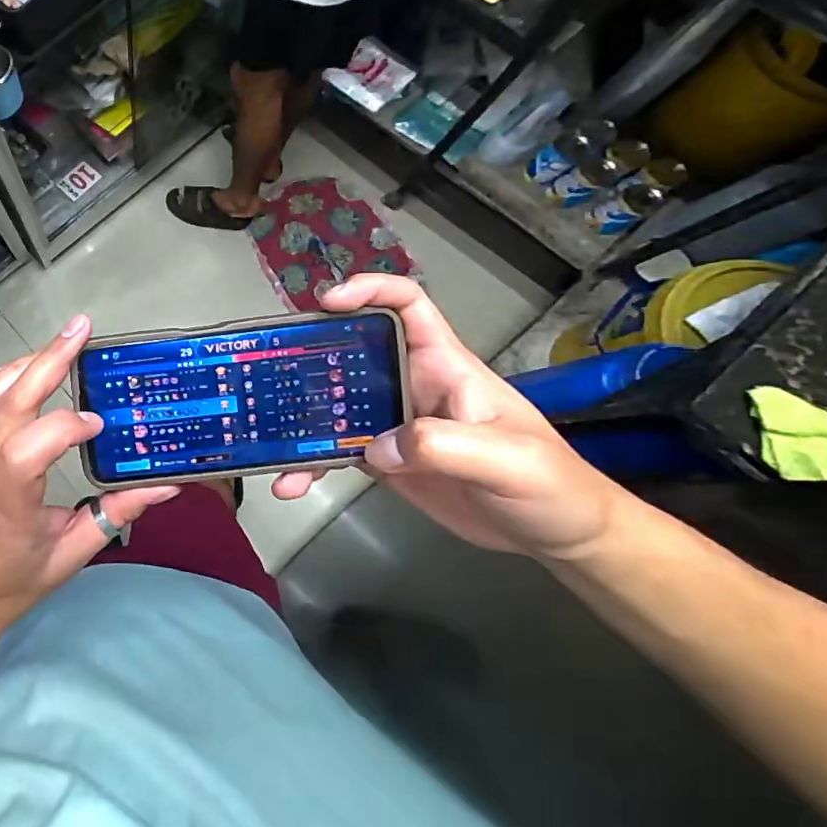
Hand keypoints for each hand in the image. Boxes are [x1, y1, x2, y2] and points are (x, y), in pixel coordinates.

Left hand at [0, 314, 180, 652]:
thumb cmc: (17, 579)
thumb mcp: (72, 556)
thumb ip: (116, 514)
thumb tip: (167, 484)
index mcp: (7, 512)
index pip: (23, 455)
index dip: (61, 429)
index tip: (99, 424)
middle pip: (5, 406)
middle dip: (46, 362)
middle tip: (81, 329)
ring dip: (26, 362)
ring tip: (63, 345)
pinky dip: (1, 374)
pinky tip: (27, 366)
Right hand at [274, 274, 626, 560]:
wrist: (555, 535)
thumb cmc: (549, 485)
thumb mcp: (509, 461)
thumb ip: (446, 445)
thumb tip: (376, 447)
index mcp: (443, 366)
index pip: (407, 305)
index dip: (370, 290)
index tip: (329, 301)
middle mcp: (411, 384)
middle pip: (352, 351)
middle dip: (310, 355)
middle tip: (270, 370)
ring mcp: (394, 421)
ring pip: (335, 405)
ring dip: (302, 421)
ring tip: (271, 443)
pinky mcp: (384, 456)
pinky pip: (337, 449)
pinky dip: (311, 463)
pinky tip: (291, 483)